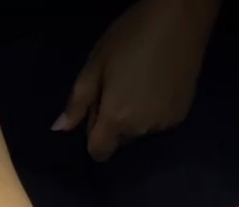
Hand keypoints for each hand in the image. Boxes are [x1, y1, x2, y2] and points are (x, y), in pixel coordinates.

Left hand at [53, 0, 219, 160]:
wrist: (179, 21)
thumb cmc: (130, 36)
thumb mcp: (96, 63)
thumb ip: (78, 101)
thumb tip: (60, 128)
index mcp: (116, 118)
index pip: (99, 152)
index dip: (94, 140)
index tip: (95, 118)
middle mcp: (139, 130)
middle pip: (119, 141)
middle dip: (115, 124)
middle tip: (118, 89)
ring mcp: (162, 126)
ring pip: (139, 132)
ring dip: (135, 118)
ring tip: (140, 85)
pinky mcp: (179, 118)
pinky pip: (158, 124)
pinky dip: (154, 112)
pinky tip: (157, 87)